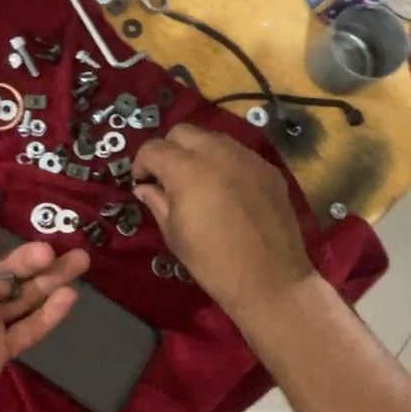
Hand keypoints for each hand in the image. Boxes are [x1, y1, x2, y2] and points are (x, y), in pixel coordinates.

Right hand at [132, 124, 316, 312]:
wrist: (269, 280)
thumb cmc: (212, 262)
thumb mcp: (174, 234)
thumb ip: (157, 202)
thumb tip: (145, 187)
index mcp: (187, 170)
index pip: (153, 148)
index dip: (141, 163)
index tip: (142, 182)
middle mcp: (217, 153)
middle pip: (183, 132)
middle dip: (169, 150)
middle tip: (167, 177)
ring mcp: (247, 158)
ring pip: (214, 138)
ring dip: (198, 152)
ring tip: (197, 181)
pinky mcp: (268, 170)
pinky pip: (239, 154)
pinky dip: (225, 164)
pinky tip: (227, 191)